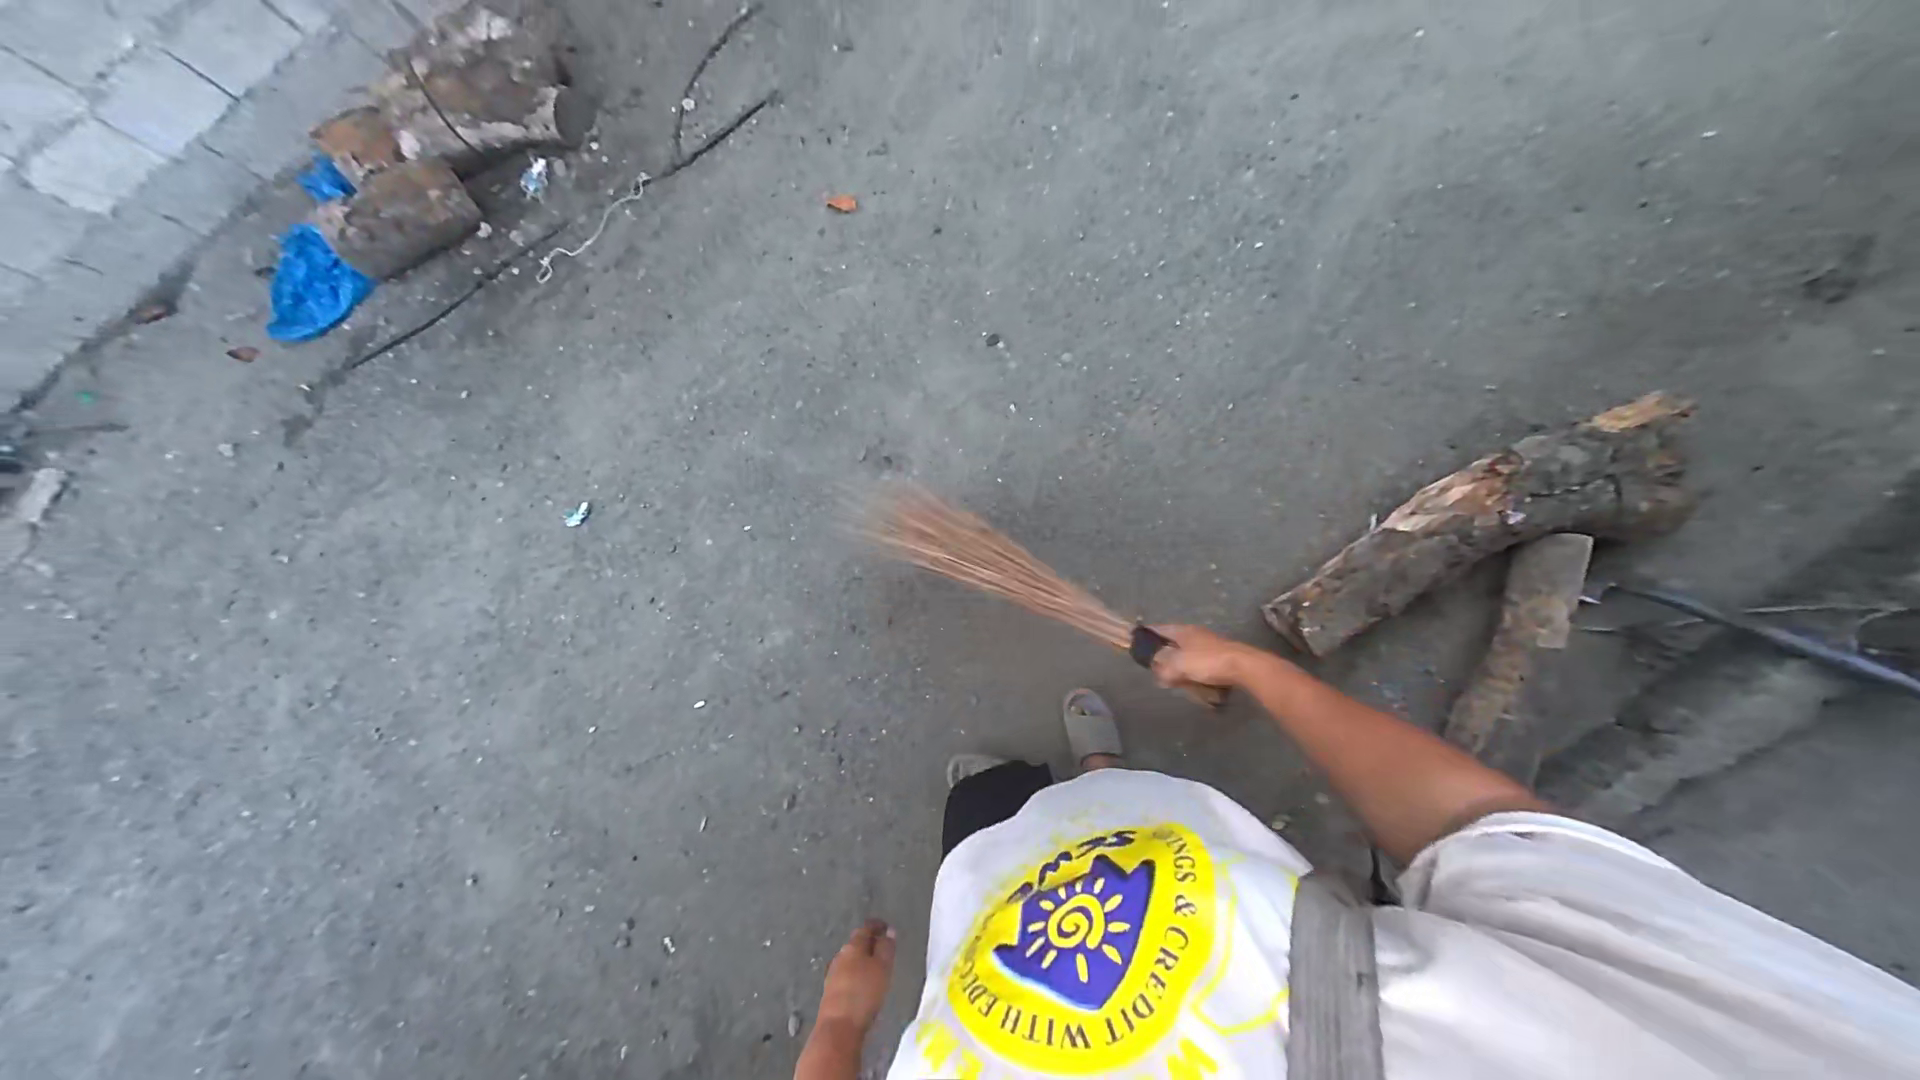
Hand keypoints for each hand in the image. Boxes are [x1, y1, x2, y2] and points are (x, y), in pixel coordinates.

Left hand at [817, 919, 896, 1034]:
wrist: (838, 1028)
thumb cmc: (864, 993)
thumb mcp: (882, 967)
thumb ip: (886, 948)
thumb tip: (889, 931)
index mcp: (853, 945)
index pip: (866, 927)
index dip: (877, 925)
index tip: (887, 928)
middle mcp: (840, 955)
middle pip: (856, 943)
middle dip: (869, 943)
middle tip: (883, 949)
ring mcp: (833, 974)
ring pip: (850, 960)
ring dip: (862, 960)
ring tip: (875, 969)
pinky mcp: (830, 991)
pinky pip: (846, 975)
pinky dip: (856, 974)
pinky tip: (862, 986)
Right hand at [1148, 624, 1271, 689]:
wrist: (1244, 666)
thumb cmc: (1208, 661)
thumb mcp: (1179, 664)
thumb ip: (1164, 667)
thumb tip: (1158, 673)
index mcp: (1182, 631)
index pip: (1158, 629)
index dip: (1146, 635)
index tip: (1136, 642)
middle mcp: (1194, 633)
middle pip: (1172, 641)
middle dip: (1163, 652)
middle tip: (1154, 665)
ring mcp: (1209, 643)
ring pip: (1186, 652)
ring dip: (1179, 662)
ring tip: (1173, 676)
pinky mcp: (1220, 655)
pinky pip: (1199, 661)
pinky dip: (1192, 669)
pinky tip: (1192, 679)